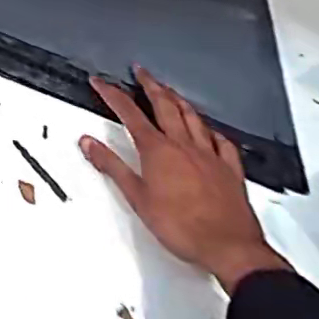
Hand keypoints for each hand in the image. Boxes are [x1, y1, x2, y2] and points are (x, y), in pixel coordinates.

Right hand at [80, 66, 288, 292]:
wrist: (227, 247)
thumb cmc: (182, 226)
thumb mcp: (137, 198)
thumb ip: (111, 166)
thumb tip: (89, 143)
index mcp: (158, 149)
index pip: (129, 112)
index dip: (112, 93)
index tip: (100, 82)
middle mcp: (183, 144)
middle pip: (163, 104)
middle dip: (149, 84)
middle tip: (141, 71)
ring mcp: (208, 154)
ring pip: (191, 116)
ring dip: (178, 99)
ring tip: (170, 90)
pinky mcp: (229, 168)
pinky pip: (221, 141)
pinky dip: (212, 131)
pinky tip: (210, 130)